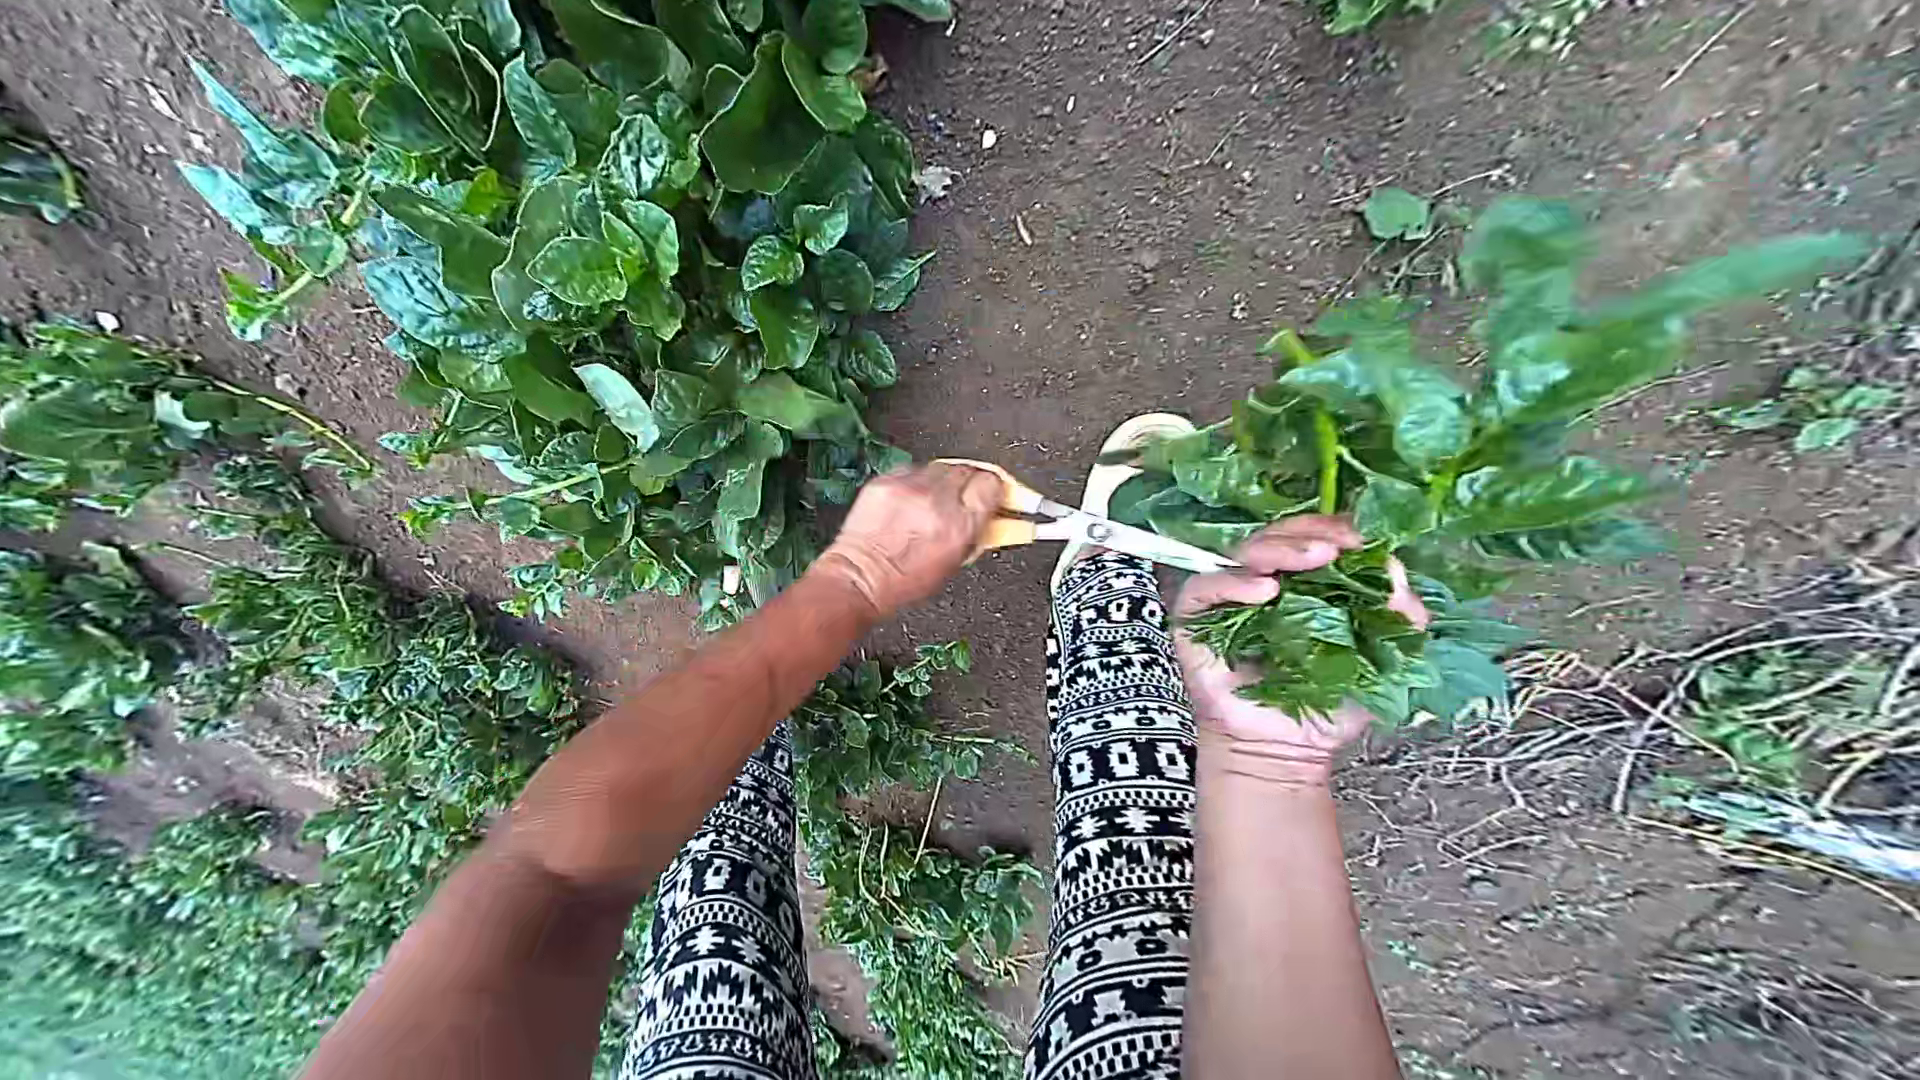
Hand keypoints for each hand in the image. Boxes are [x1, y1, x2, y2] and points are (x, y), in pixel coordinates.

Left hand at [811, 462, 1001, 618]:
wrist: (860, 578)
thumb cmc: (905, 581)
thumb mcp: (956, 561)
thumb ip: (978, 531)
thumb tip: (998, 514)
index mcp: (960, 525)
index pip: (992, 483)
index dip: (995, 488)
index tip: (994, 493)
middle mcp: (937, 501)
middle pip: (970, 470)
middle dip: (971, 483)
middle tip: (964, 499)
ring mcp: (910, 488)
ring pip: (942, 466)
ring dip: (945, 481)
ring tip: (934, 503)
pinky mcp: (887, 481)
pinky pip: (914, 469)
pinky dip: (918, 481)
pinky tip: (912, 501)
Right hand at [1173, 516, 1429, 786]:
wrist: (1278, 751)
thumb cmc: (1321, 706)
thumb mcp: (1379, 664)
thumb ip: (1397, 620)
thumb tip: (1395, 570)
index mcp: (1303, 585)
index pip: (1311, 540)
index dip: (1333, 530)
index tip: (1362, 538)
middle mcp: (1261, 584)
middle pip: (1275, 537)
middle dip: (1308, 534)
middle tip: (1336, 547)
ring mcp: (1225, 599)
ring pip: (1241, 553)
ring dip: (1277, 549)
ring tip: (1309, 560)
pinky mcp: (1194, 619)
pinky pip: (1206, 588)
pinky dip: (1233, 582)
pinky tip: (1264, 589)